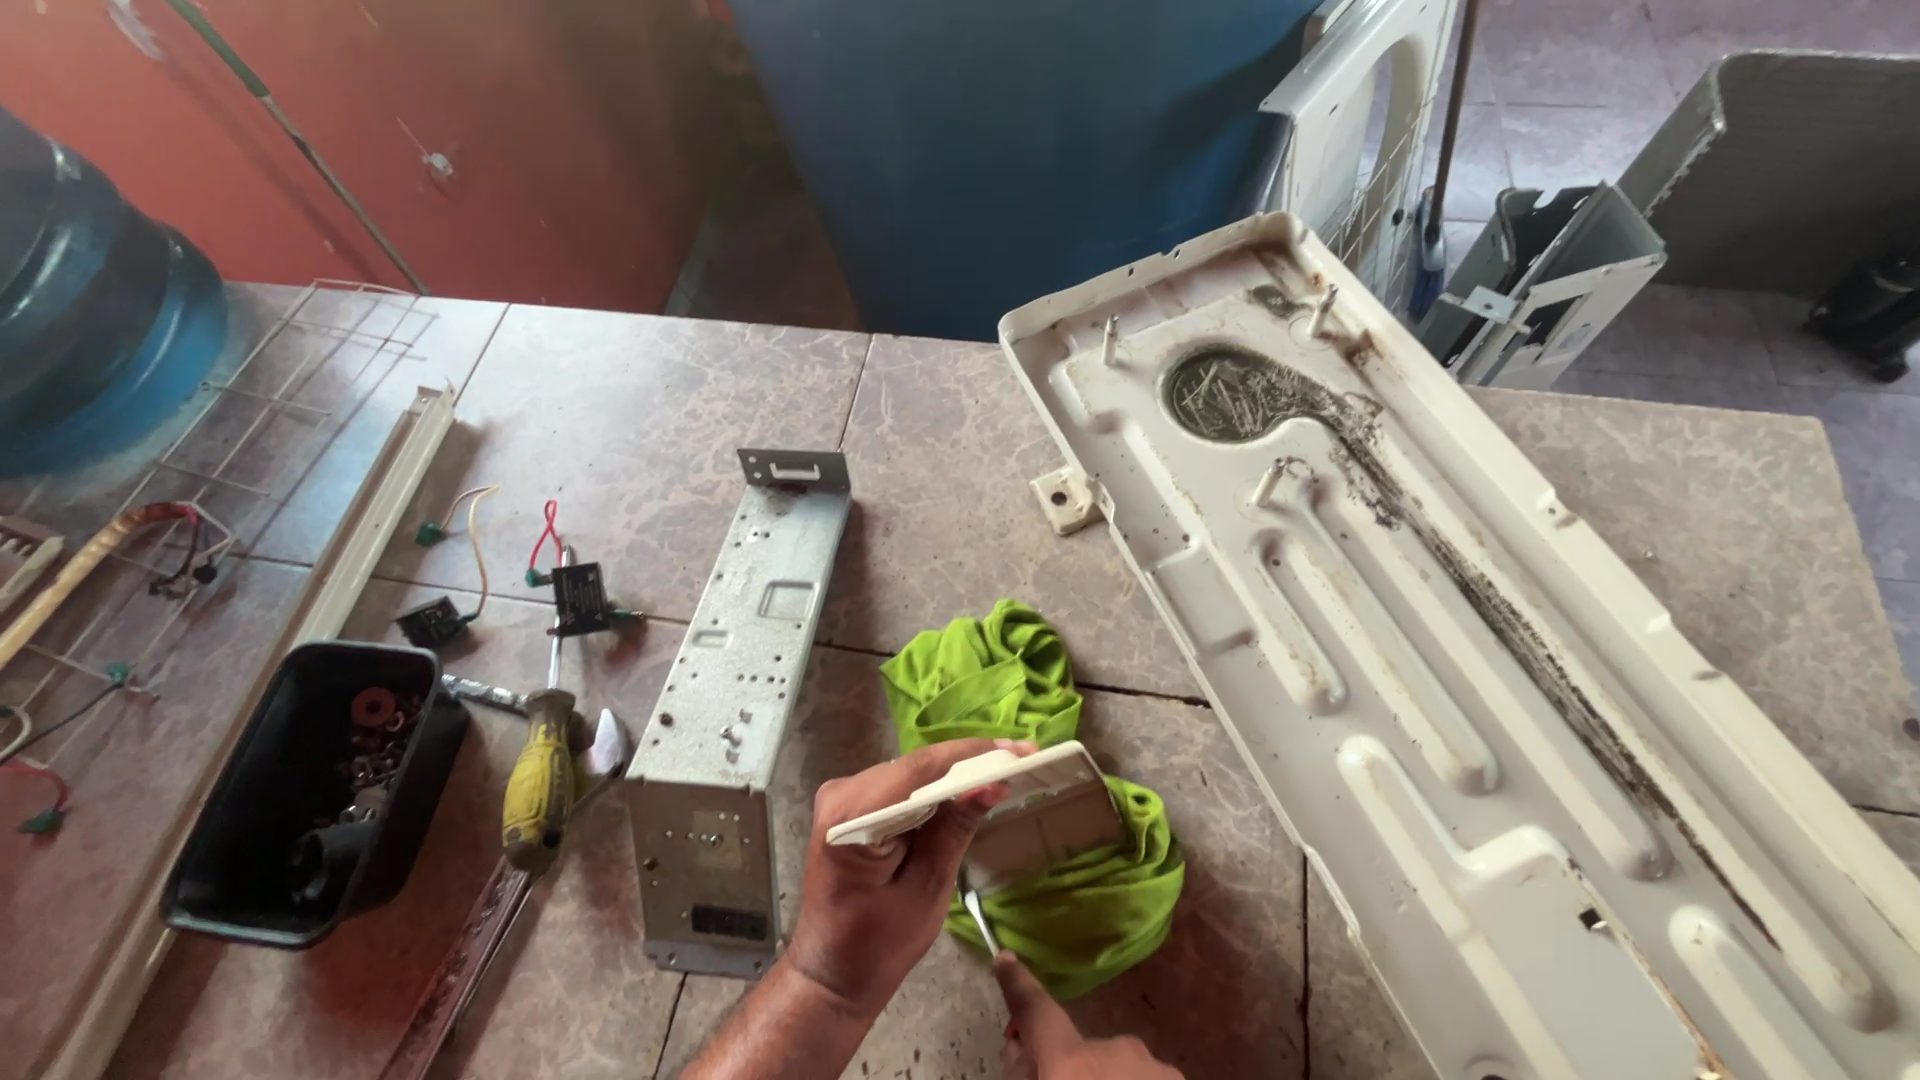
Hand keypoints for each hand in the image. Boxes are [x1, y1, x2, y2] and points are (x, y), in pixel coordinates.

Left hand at [783, 738, 1029, 1018]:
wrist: (831, 972)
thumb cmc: (877, 946)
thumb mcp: (927, 888)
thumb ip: (955, 829)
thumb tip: (993, 782)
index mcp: (851, 817)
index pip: (920, 769)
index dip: (972, 755)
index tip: (1020, 750)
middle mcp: (840, 793)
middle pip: (916, 766)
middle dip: (970, 762)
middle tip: (1023, 757)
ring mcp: (842, 795)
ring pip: (911, 771)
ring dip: (956, 772)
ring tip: (1005, 767)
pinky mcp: (851, 803)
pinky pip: (901, 784)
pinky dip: (935, 787)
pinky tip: (969, 786)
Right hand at [995, 953, 1183, 1078]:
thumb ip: (1023, 1072)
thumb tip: (1020, 1053)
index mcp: (1074, 1064)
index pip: (1037, 1011)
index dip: (1017, 983)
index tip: (1004, 956)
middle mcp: (1120, 1055)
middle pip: (1081, 1048)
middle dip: (1066, 1063)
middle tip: (1052, 1077)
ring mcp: (1160, 1072)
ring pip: (1120, 1068)